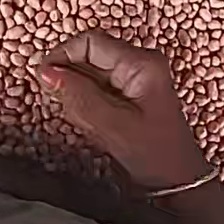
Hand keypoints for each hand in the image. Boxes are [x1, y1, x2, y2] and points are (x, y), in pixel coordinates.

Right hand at [35, 31, 209, 190]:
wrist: (178, 181)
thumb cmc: (155, 155)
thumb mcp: (113, 126)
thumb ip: (78, 96)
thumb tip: (45, 71)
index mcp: (141, 63)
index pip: (90, 42)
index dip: (63, 56)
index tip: (45, 78)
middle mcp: (139, 64)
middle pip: (88, 56)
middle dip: (72, 82)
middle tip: (71, 110)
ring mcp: (134, 79)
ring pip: (88, 76)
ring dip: (79, 99)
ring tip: (92, 124)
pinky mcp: (128, 95)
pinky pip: (96, 92)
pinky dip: (87, 108)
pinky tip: (97, 127)